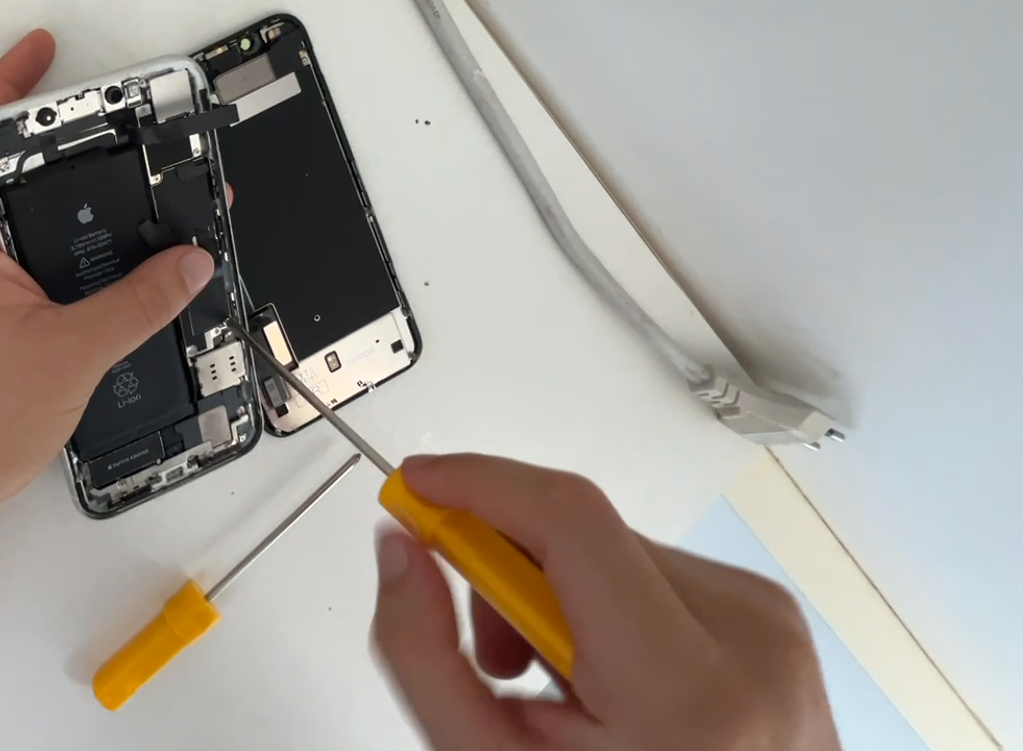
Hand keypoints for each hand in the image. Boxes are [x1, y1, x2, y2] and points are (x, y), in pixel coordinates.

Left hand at [0, 29, 214, 525]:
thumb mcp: (71, 352)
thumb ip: (138, 303)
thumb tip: (196, 262)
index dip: (6, 83)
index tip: (43, 47)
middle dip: (47, 130)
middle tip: (106, 112)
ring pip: (15, 210)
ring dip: (59, 187)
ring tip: (120, 172)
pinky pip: (28, 250)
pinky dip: (63, 234)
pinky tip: (107, 247)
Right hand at [371, 454, 838, 749]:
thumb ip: (420, 650)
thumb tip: (399, 543)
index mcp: (688, 687)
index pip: (568, 517)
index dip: (477, 482)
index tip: (413, 484)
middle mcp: (748, 637)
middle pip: (573, 532)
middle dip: (499, 560)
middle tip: (483, 642)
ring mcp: (770, 626)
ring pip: (600, 543)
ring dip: (542, 583)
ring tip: (544, 675)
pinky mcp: (771, 619)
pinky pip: (640, 564)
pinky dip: (591, 598)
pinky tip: (597, 672)